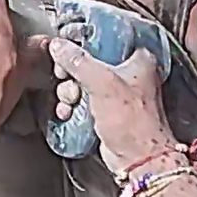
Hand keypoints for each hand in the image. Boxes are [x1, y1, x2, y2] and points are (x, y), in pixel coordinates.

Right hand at [48, 39, 175, 172]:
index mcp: (136, 59)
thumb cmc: (133, 121)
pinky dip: (71, 105)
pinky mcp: (105, 110)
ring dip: (69, 91)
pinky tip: (68, 112)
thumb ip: (78, 62)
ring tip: (71, 101)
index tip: (66, 47)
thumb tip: (59, 46)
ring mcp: (115, 92)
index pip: (104, 37)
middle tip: (66, 78)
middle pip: (87, 61)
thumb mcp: (102, 83)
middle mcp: (127, 73)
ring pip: (81, 81)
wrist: (137, 158)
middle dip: (71, 73)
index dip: (82, 41)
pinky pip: (81, 100)